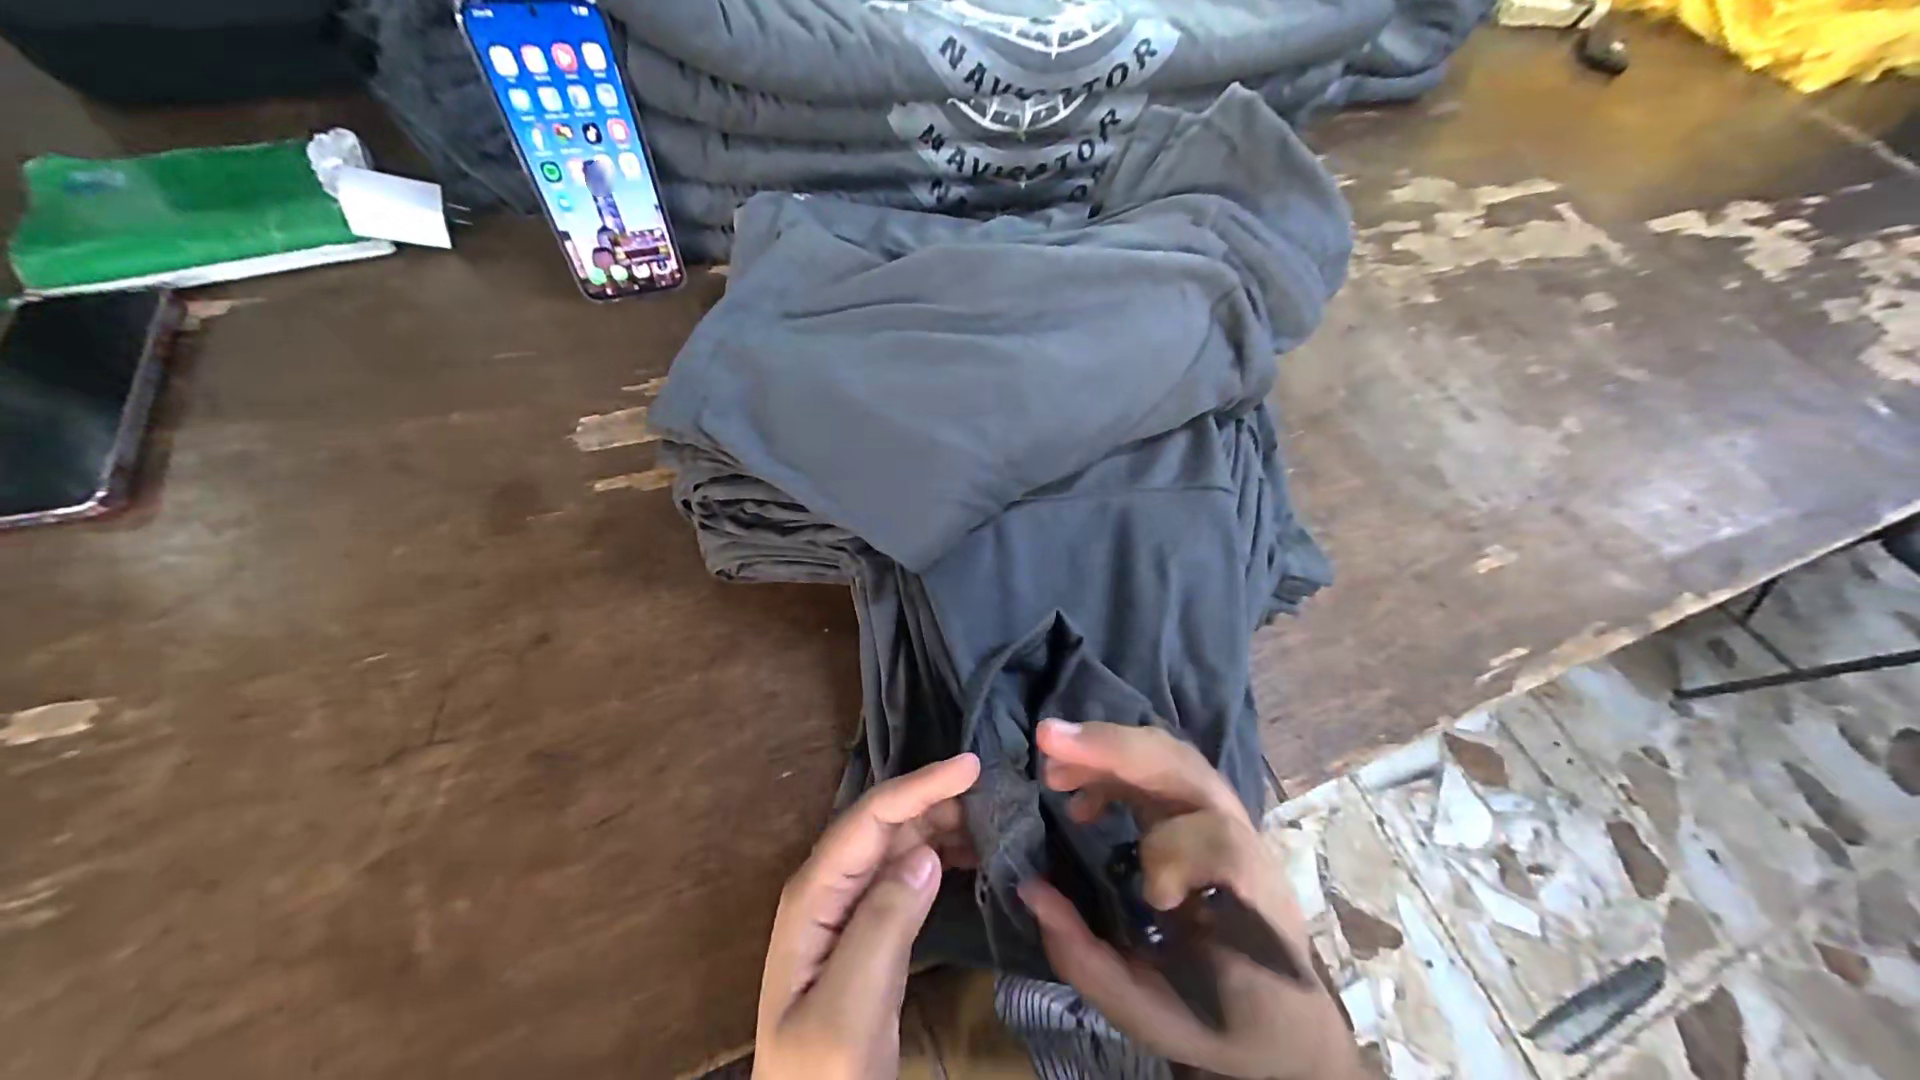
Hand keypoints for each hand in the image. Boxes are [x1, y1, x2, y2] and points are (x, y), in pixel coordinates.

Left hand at [754, 752, 980, 1079]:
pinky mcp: (871, 925)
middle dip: (939, 797)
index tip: (971, 765)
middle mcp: (830, 886)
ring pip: (901, 842)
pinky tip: (976, 854)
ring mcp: (850, 904)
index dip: (920, 785)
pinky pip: (910, 872)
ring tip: (995, 815)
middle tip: (997, 789)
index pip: (870, 819)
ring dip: (945, 821)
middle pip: (887, 822)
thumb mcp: (849, 1012)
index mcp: (814, 894)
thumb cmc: (823, 1076)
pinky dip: (945, 853)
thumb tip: (925, 854)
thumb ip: (882, 928)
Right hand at [1017, 720, 1361, 1079]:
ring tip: (1052, 761)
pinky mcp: (1201, 808)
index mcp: (1250, 898)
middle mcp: (1244, 838)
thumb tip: (1030, 888)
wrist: (1282, 1013)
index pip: (1224, 843)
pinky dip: (1113, 764)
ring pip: (1169, 755)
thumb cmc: (1218, 1017)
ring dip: (1107, 746)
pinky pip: (1158, 766)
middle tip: (1048, 740)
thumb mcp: (1148, 1011)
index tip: (1148, 897)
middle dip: (1115, 747)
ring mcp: (1224, 815)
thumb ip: (1084, 957)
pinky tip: (1079, 796)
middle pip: (1187, 768)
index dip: (1175, 853)